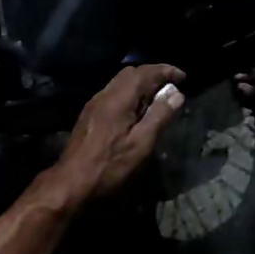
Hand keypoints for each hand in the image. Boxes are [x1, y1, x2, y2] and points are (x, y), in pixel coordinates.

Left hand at [51, 64, 187, 201]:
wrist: (71, 183)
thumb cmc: (110, 165)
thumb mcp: (141, 144)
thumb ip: (159, 116)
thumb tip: (176, 93)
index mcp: (119, 98)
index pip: (145, 72)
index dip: (166, 71)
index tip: (183, 77)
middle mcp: (105, 94)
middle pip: (131, 73)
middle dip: (153, 75)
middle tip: (172, 88)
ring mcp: (94, 104)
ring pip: (121, 82)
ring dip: (141, 85)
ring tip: (157, 100)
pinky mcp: (89, 115)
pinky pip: (114, 93)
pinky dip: (130, 94)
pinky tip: (136, 112)